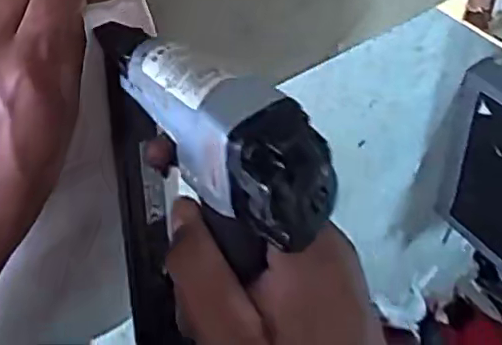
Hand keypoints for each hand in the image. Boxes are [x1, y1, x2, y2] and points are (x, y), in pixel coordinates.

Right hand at [166, 198, 383, 344]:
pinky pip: (283, 273)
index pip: (241, 181)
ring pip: (262, 247)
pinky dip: (256, 293)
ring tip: (222, 333)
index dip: (199, 179)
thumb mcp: (231, 339)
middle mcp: (328, 244)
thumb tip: (182, 211)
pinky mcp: (336, 296)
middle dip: (212, 250)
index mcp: (306, 240)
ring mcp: (336, 271)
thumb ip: (199, 270)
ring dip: (231, 279)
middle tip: (195, 308)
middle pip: (249, 217)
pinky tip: (248, 335)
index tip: (165, 173)